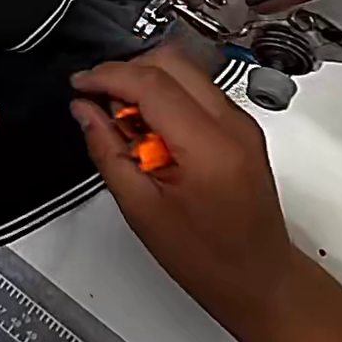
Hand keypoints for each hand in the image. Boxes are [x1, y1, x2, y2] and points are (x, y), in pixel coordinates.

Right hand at [70, 44, 299, 340]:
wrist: (260, 280)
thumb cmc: (210, 259)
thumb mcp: (141, 209)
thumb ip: (107, 150)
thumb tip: (84, 110)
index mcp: (209, 147)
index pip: (151, 82)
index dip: (107, 76)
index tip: (81, 84)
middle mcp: (232, 124)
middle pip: (169, 61)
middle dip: (125, 72)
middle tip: (99, 101)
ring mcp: (241, 121)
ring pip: (182, 68)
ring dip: (144, 83)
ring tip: (126, 123)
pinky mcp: (239, 124)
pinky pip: (194, 87)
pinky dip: (163, 95)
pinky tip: (149, 131)